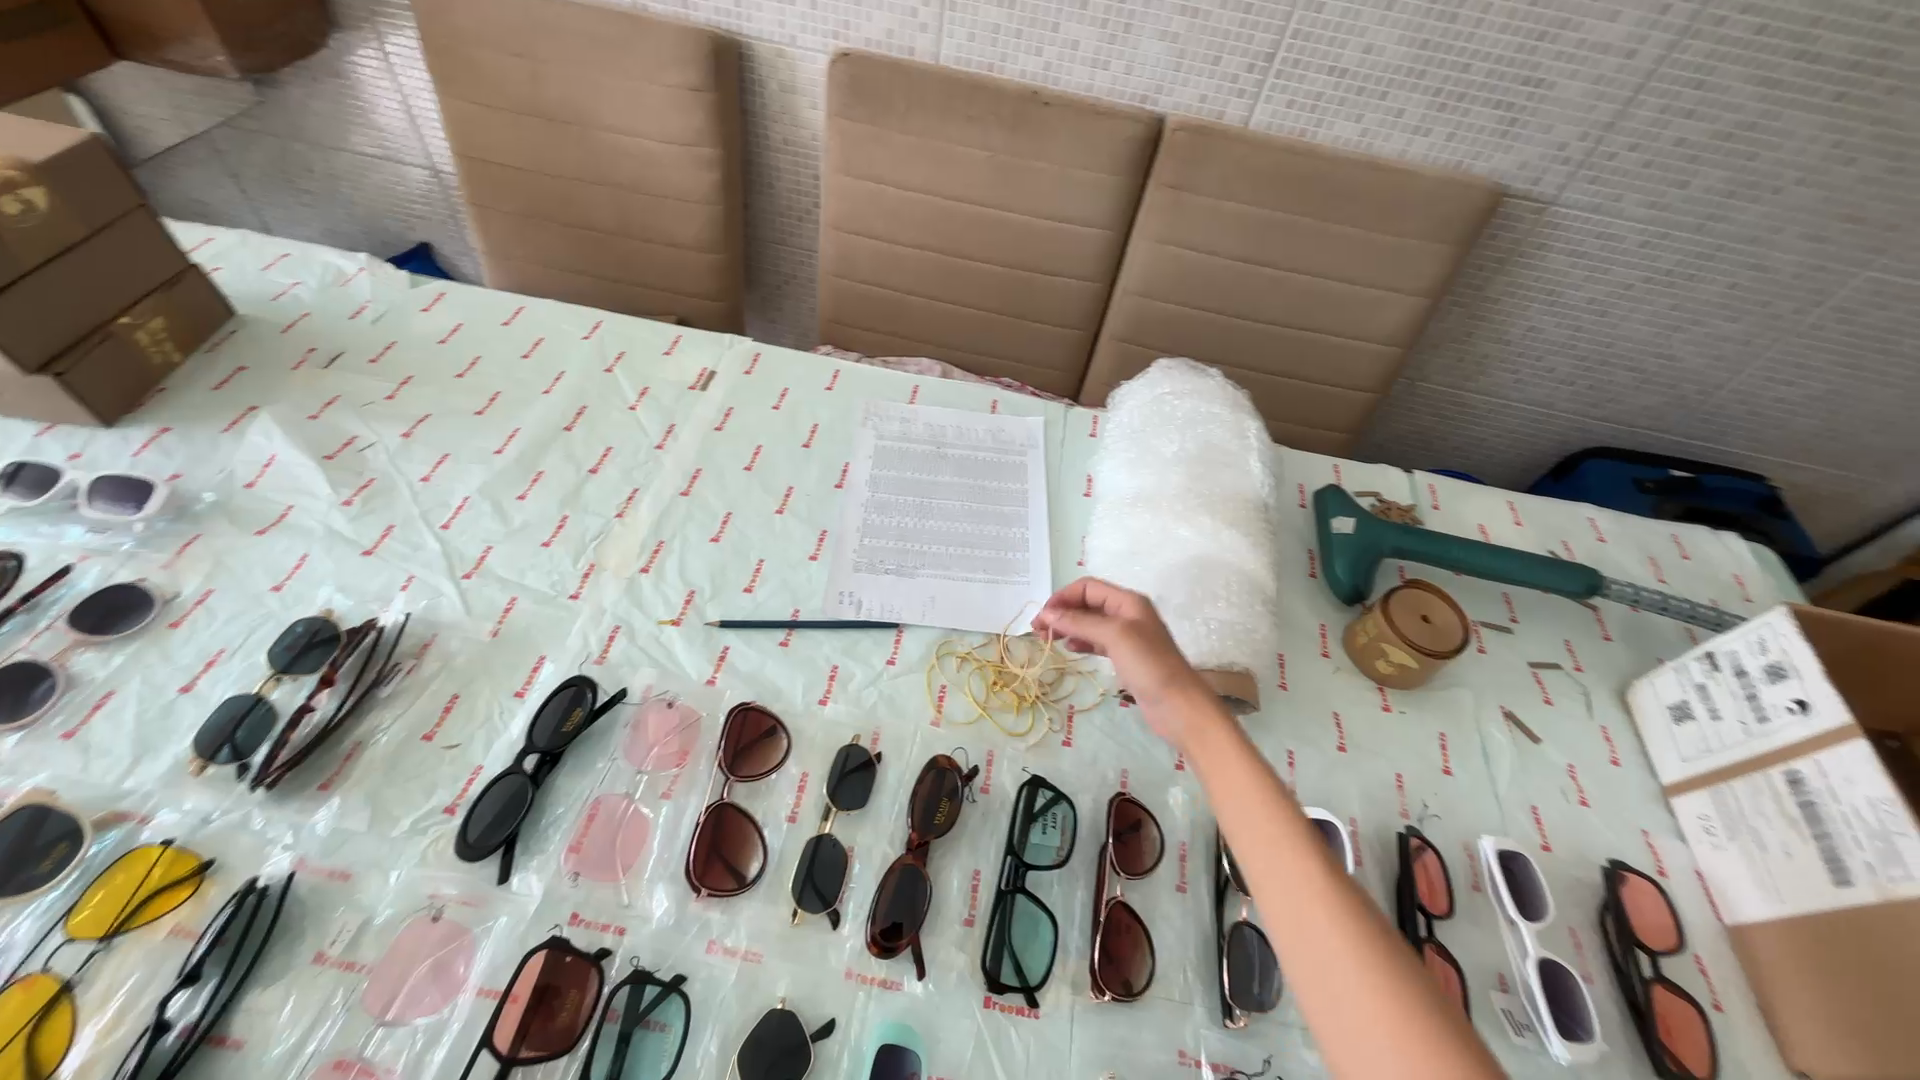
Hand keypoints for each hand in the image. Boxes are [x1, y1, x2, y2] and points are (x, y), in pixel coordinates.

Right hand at [1032, 577, 1218, 748]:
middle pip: (1087, 603)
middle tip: (1038, 630)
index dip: (1062, 597)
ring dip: (1068, 627)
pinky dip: (1080, 641)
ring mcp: (1127, 636)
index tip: (1041, 616)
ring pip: (1090, 623)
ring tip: (1048, 640)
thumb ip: (1080, 622)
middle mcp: (1127, 614)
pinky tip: (1069, 648)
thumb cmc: (1149, 665)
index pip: (1088, 587)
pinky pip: (1097, 641)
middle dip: (1062, 612)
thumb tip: (1048, 614)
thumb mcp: (1114, 636)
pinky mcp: (1125, 657)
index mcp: (1128, 601)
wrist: (1178, 705)